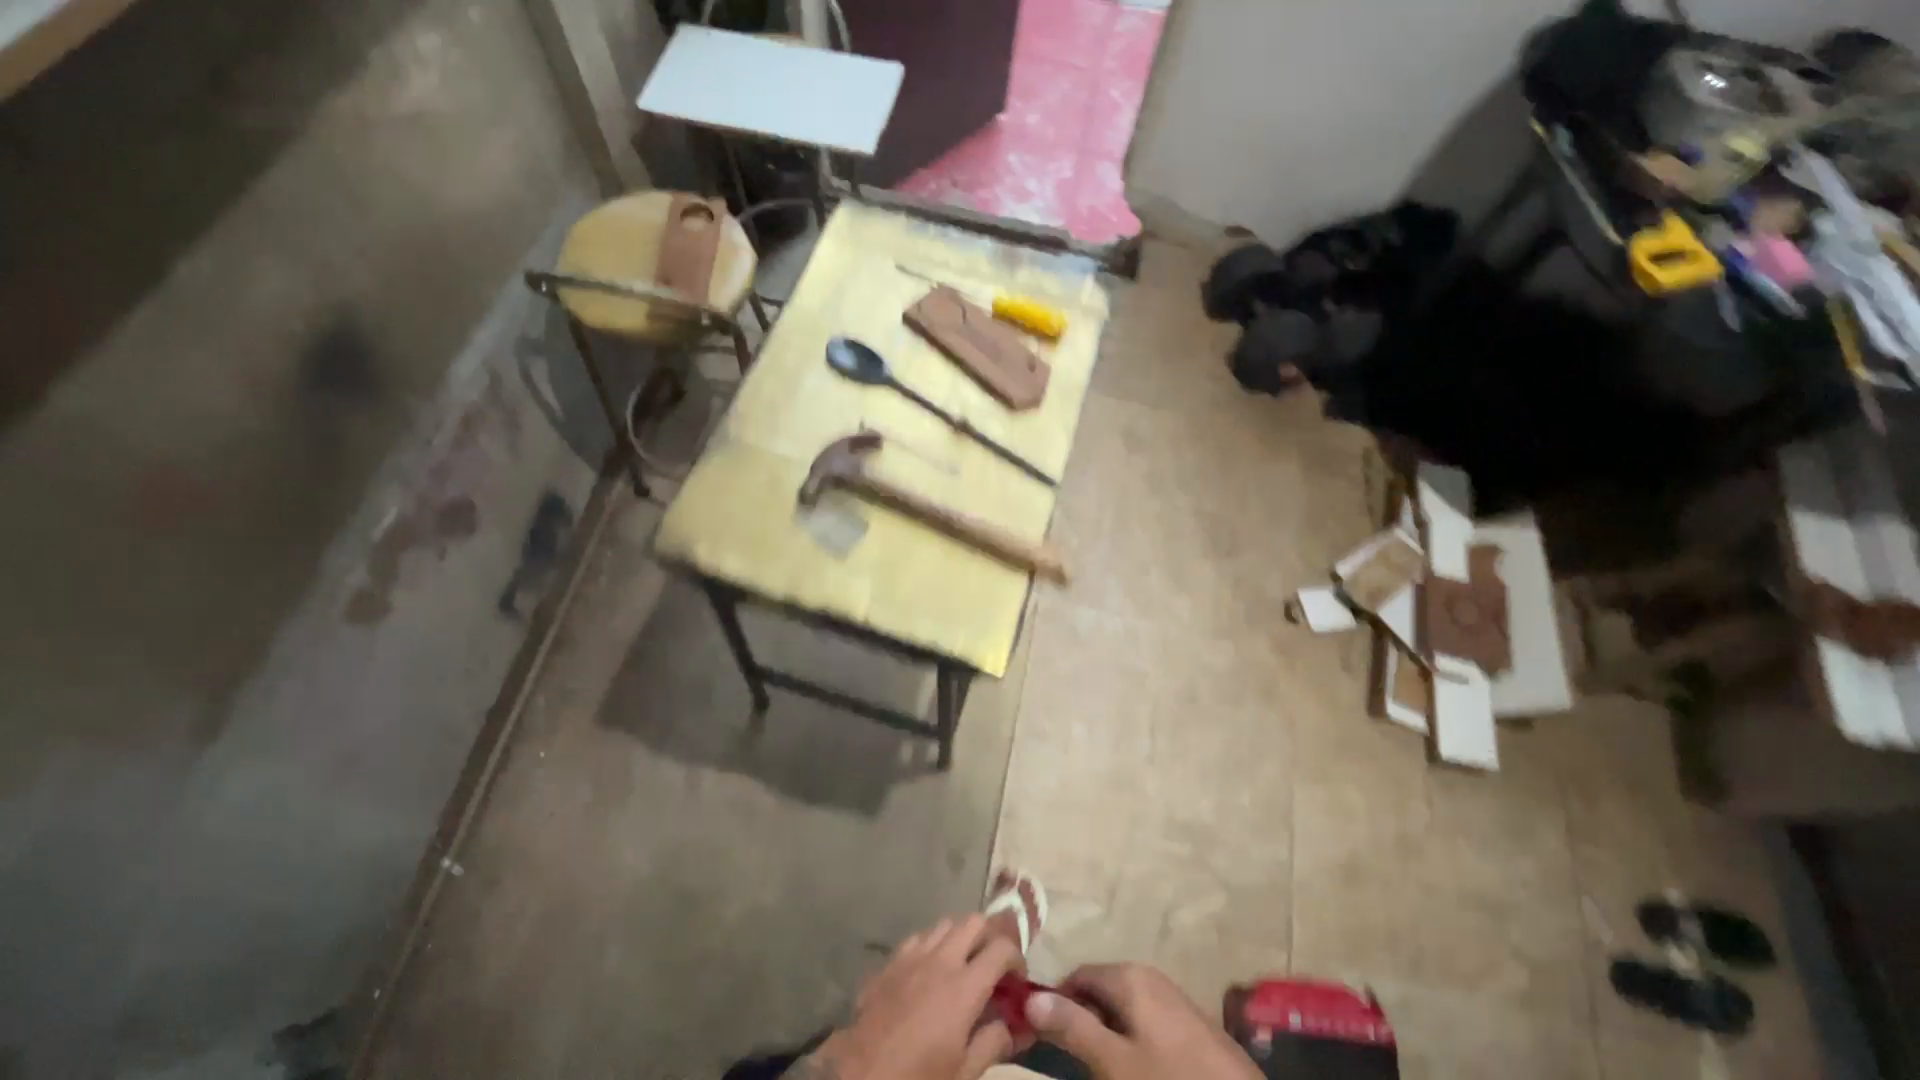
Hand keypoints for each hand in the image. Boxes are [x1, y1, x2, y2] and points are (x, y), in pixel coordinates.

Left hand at [806, 915, 1026, 1079]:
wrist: (861, 1074)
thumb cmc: (918, 1075)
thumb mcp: (964, 1071)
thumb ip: (993, 1043)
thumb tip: (1010, 1026)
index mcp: (965, 987)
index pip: (1001, 948)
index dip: (1016, 957)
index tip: (1017, 978)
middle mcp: (940, 961)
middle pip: (973, 922)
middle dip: (990, 935)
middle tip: (994, 962)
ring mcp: (911, 957)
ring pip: (944, 924)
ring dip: (960, 937)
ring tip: (964, 962)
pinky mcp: (889, 963)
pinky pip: (917, 938)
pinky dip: (932, 945)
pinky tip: (930, 968)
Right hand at [1024, 964, 1260, 1079]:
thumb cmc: (1170, 1079)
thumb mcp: (1114, 1062)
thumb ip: (1073, 1028)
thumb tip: (1030, 998)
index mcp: (1129, 976)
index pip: (1075, 976)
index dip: (1055, 1004)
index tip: (1042, 1037)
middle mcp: (1150, 976)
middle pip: (1099, 991)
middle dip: (1082, 1020)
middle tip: (1075, 1060)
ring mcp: (1173, 999)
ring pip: (1122, 1008)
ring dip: (1106, 1034)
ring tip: (1103, 1069)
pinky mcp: (1189, 1023)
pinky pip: (1145, 1022)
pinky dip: (1131, 1041)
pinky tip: (1135, 1070)